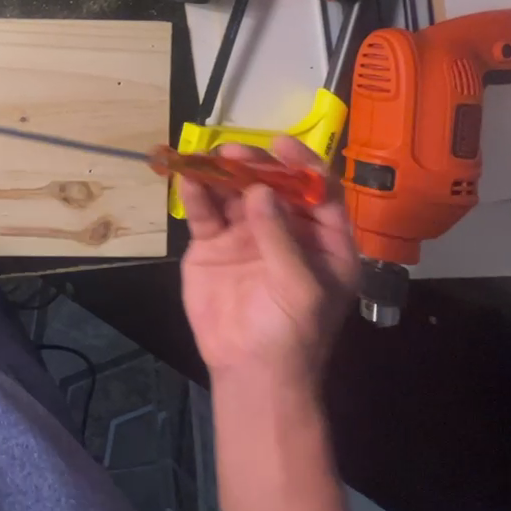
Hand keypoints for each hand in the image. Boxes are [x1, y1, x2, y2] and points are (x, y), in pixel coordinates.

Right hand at [179, 137, 358, 389]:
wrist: (249, 366)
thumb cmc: (292, 332)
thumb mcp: (300, 287)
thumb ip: (280, 238)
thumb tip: (258, 192)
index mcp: (322, 242)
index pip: (318, 192)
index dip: (303, 165)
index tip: (280, 144)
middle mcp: (284, 231)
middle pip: (270, 186)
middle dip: (254, 166)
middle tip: (233, 153)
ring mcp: (245, 235)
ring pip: (233, 193)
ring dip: (220, 174)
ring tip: (205, 159)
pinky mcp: (212, 243)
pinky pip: (204, 211)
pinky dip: (196, 193)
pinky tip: (188, 180)